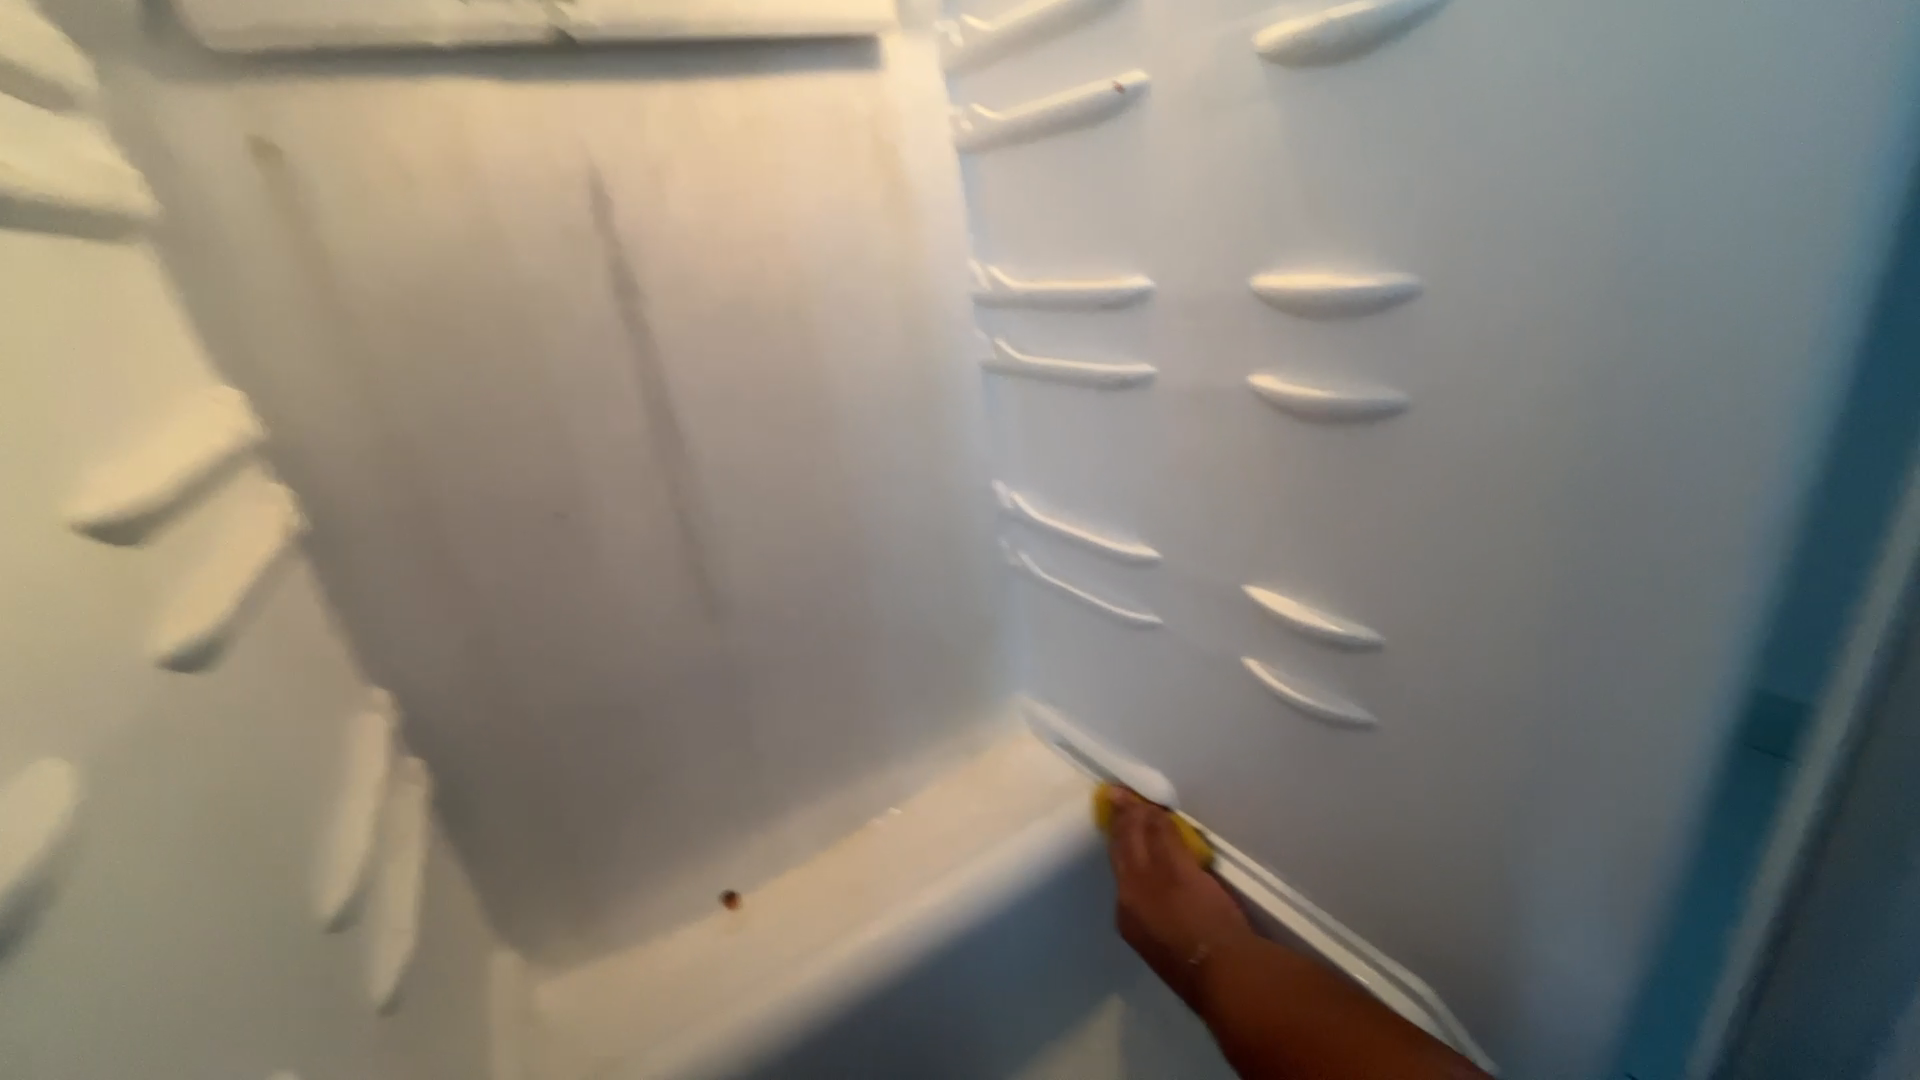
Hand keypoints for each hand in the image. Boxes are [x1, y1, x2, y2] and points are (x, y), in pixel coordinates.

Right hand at [1105, 788, 1253, 1007]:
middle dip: (1119, 819)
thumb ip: (1156, 917)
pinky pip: (1162, 832)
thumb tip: (1164, 903)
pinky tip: (1156, 808)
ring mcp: (1150, 875)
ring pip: (1138, 832)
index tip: (1120, 831)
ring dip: (1135, 811)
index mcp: (1126, 916)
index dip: (1120, 846)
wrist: (1219, 971)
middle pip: (1121, 845)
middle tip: (1116, 796)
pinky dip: (1157, 817)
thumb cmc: (1196, 970)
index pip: (1119, 871)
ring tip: (1133, 796)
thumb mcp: (1162, 945)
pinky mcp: (1174, 865)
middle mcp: (1130, 891)